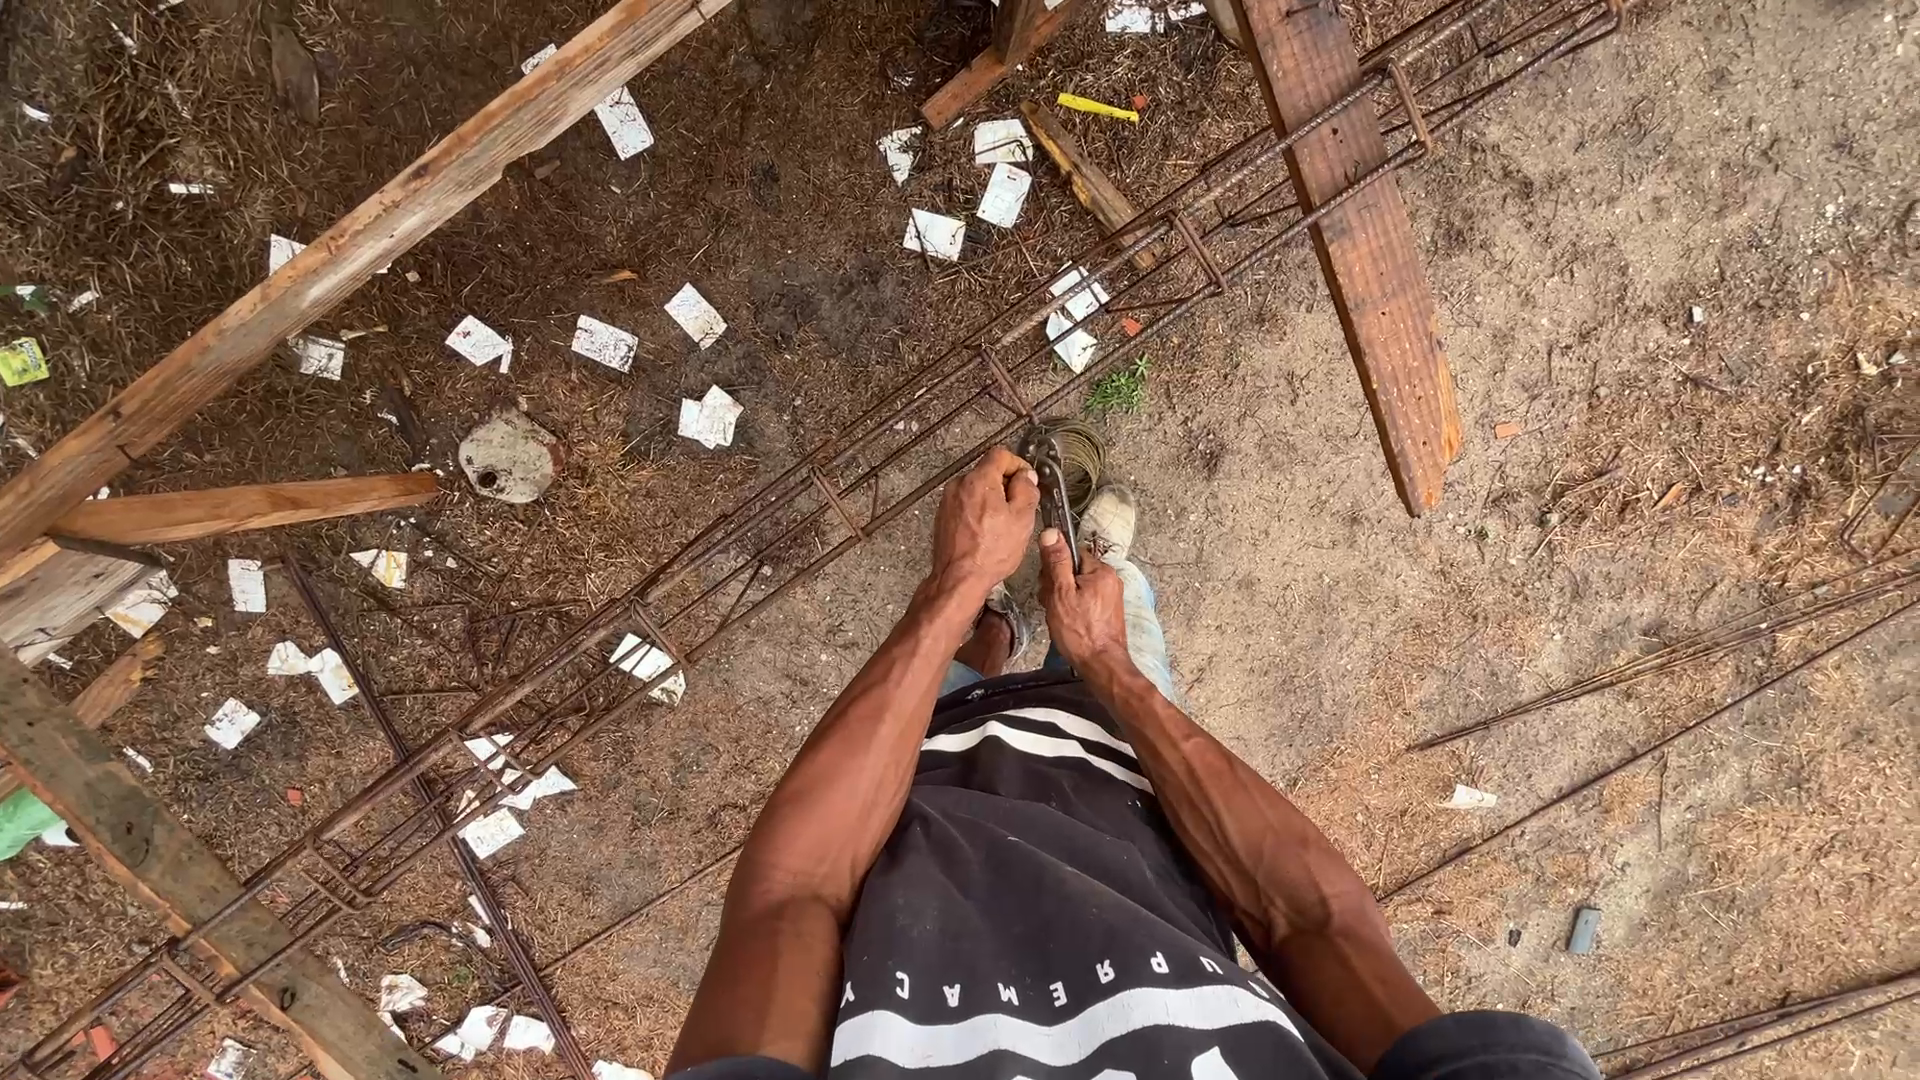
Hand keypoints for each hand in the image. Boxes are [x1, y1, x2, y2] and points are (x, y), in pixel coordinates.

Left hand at [929, 446, 1038, 598]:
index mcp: (979, 481)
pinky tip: (986, 532)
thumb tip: (1027, 477)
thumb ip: (1027, 490)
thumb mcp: (1022, 519)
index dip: (1018, 465)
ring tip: (1001, 525)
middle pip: (987, 472)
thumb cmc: (988, 553)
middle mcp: (959, 486)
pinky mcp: (944, 516)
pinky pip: (966, 505)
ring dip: (991, 501)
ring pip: (976, 490)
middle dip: (1005, 486)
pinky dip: (978, 513)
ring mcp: (949, 501)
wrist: (959, 578)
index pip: (1000, 454)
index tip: (1025, 479)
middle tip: (1017, 508)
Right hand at [1038, 527, 1129, 672]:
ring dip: (1063, 599)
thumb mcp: (1061, 593)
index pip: (1071, 554)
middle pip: (1074, 571)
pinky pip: (1085, 600)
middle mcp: (1111, 580)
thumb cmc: (1080, 632)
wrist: (1101, 665)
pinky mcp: (1108, 612)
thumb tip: (1051, 532)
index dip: (1054, 568)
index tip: (1050, 586)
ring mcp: (1111, 597)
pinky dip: (1074, 609)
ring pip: (1078, 587)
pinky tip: (1068, 623)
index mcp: (1101, 571)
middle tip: (1053, 605)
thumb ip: (1056, 562)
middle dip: (1058, 586)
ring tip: (1060, 617)